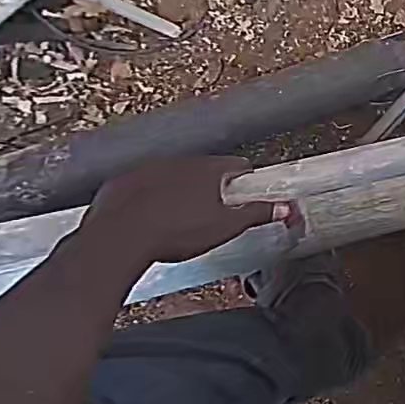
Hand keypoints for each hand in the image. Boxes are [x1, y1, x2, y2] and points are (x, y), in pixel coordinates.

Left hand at [77, 157, 294, 265]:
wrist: (118, 241)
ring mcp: (146, 170)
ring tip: (177, 220)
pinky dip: (146, 198)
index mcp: (208, 169)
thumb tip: (286, 208)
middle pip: (204, 170)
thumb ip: (257, 213)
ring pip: (171, 176)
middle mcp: (178, 162)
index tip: (242, 196)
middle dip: (209, 187)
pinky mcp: (119, 184)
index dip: (244, 181)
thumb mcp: (226, 226)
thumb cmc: (174, 232)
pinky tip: (147, 219)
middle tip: (210, 213)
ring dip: (177, 191)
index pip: (238, 165)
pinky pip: (140, 187)